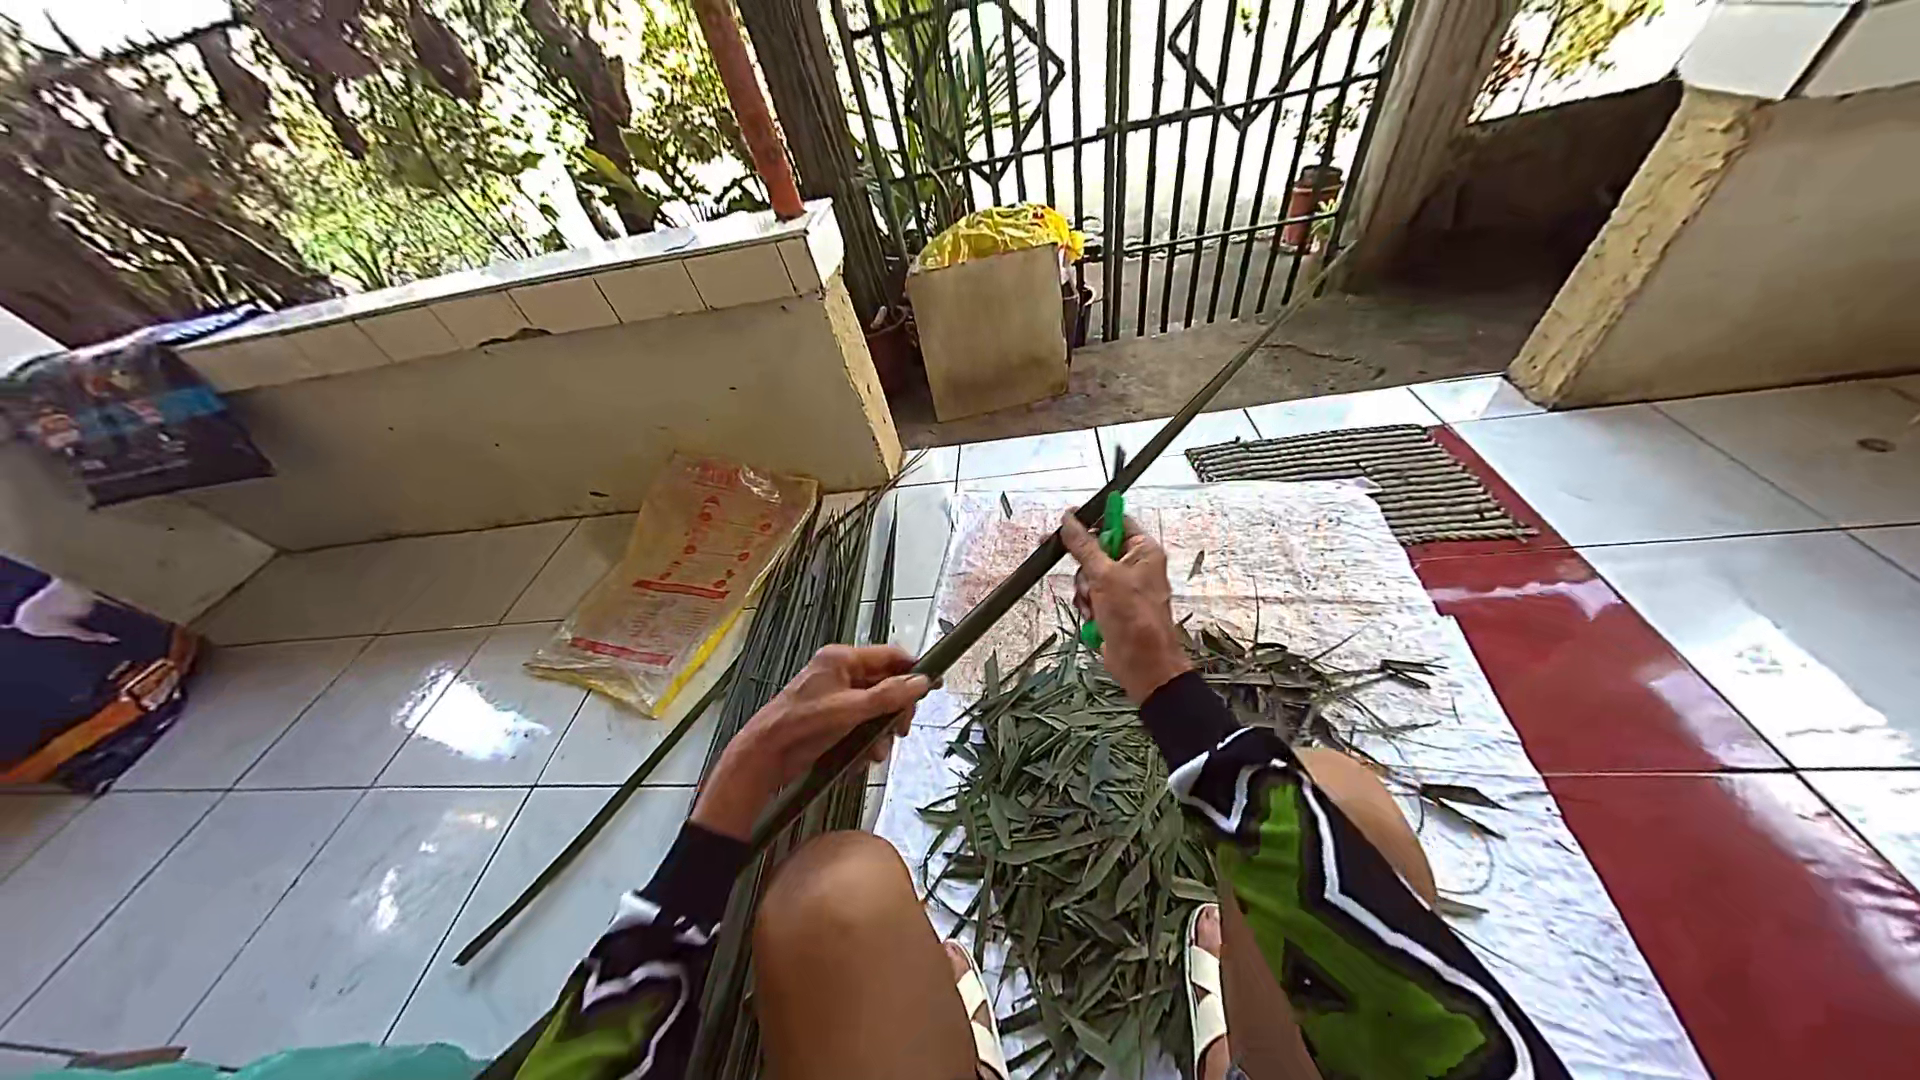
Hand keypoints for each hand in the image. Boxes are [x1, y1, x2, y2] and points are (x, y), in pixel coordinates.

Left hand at [692, 645, 931, 839]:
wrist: (765, 755)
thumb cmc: (804, 724)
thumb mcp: (851, 709)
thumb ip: (889, 695)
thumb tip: (922, 682)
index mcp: (842, 659)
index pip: (889, 655)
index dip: (913, 669)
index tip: (934, 685)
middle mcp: (841, 673)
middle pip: (886, 684)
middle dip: (895, 710)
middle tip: (901, 731)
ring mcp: (837, 696)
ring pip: (876, 708)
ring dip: (881, 731)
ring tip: (877, 751)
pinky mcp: (833, 719)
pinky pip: (862, 724)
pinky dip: (866, 740)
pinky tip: (863, 757)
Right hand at [1059, 510, 1192, 702]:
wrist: (1142, 664)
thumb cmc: (1133, 617)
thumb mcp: (1105, 575)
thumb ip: (1083, 546)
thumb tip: (1068, 519)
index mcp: (1143, 551)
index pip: (1115, 521)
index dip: (1091, 520)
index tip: (1067, 521)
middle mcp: (1135, 565)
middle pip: (1096, 548)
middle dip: (1083, 564)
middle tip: (1062, 558)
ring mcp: (1123, 586)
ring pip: (1088, 573)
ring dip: (1084, 588)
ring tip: (1092, 603)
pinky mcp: (1112, 606)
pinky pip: (1089, 594)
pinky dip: (1086, 604)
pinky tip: (1093, 616)